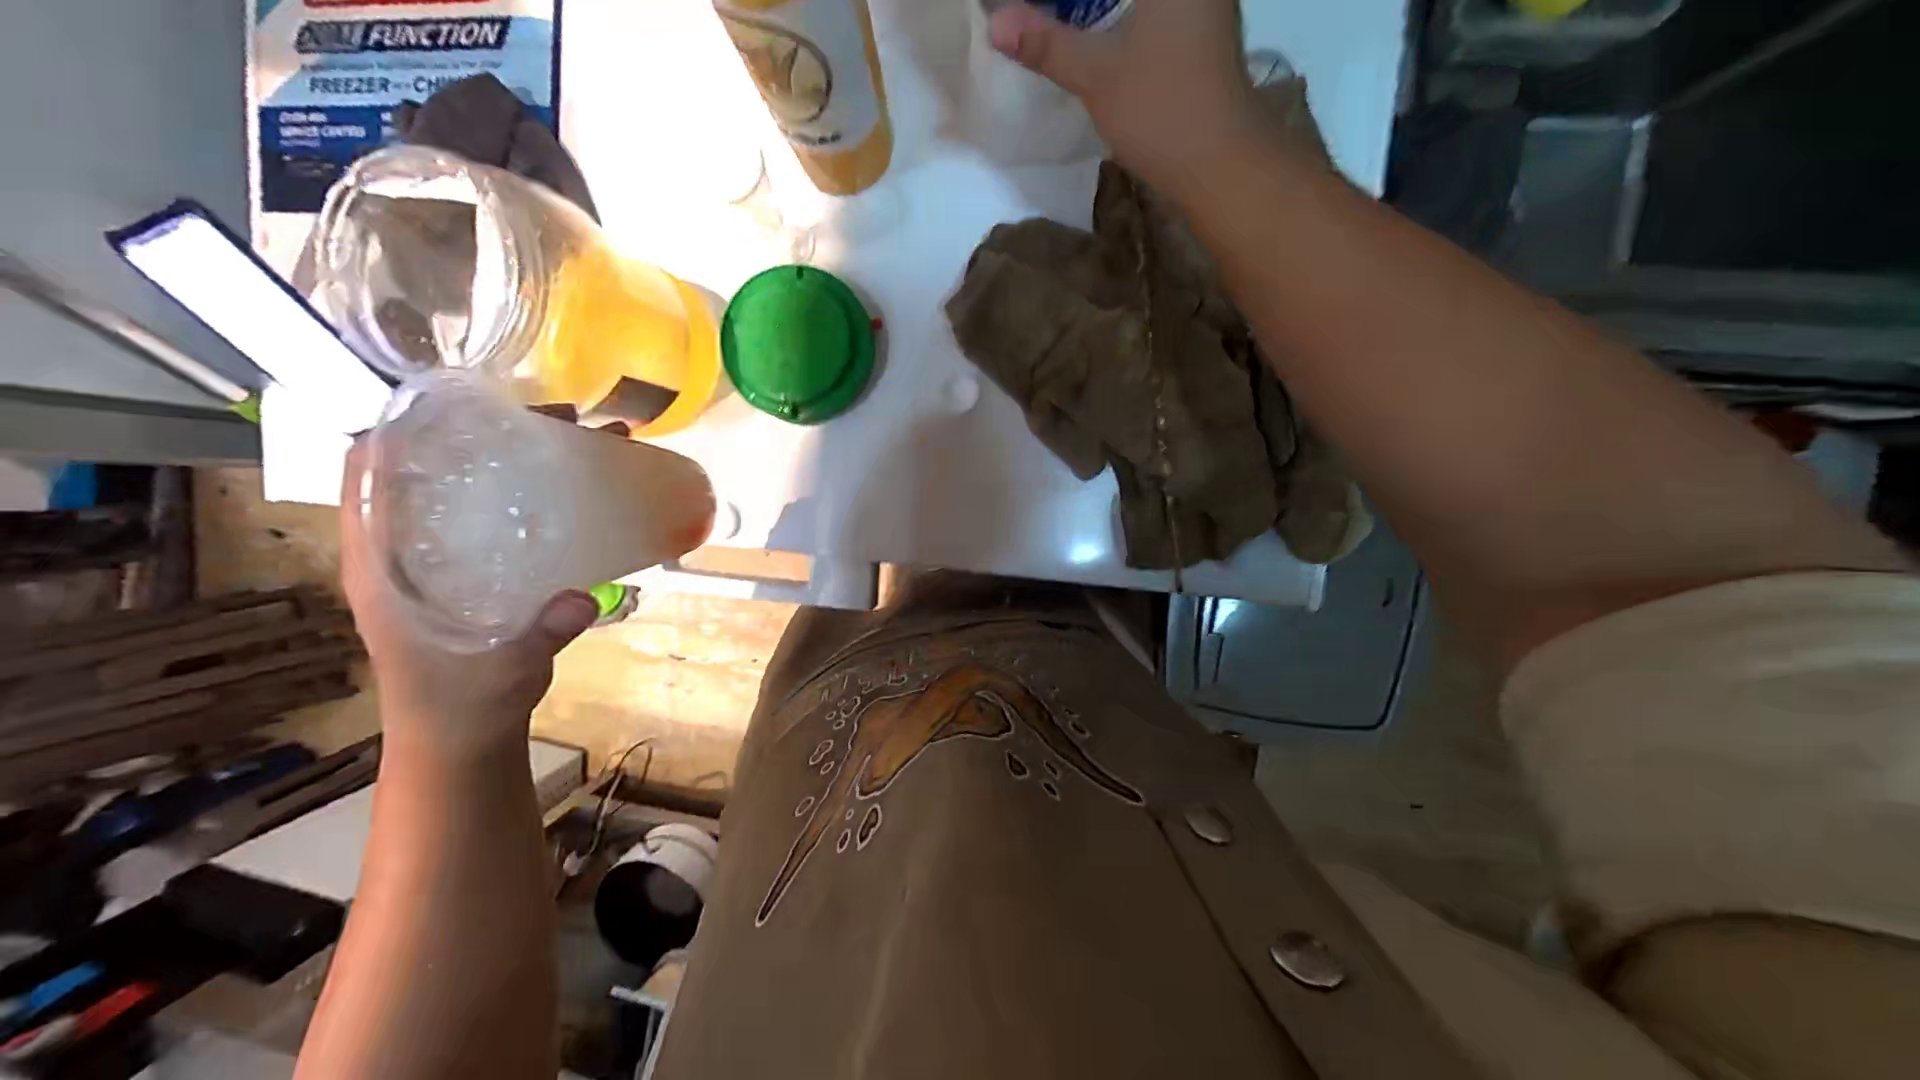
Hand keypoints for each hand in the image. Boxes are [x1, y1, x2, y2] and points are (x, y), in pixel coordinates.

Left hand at [339, 439, 598, 752]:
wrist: (463, 738)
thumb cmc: (459, 705)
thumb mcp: (497, 670)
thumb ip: (537, 635)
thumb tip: (581, 599)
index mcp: (384, 565)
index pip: (369, 477)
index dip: (405, 430)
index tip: (467, 406)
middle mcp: (410, 550)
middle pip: (438, 469)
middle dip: (496, 435)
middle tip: (557, 420)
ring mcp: (448, 559)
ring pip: (477, 489)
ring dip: (526, 459)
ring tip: (584, 441)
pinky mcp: (483, 570)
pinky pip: (504, 517)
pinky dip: (538, 493)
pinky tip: (579, 490)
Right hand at [989, 0, 1273, 197]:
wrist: (1222, 164)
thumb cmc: (1162, 109)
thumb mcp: (1096, 75)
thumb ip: (1046, 44)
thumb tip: (995, 21)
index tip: (1026, 7)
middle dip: (1077, 2)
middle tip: (1042, 15)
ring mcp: (1205, 5)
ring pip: (1140, 1)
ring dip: (1098, 9)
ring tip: (1057, 21)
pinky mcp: (1204, 33)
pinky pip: (1156, 11)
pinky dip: (1123, 16)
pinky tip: (1094, 34)